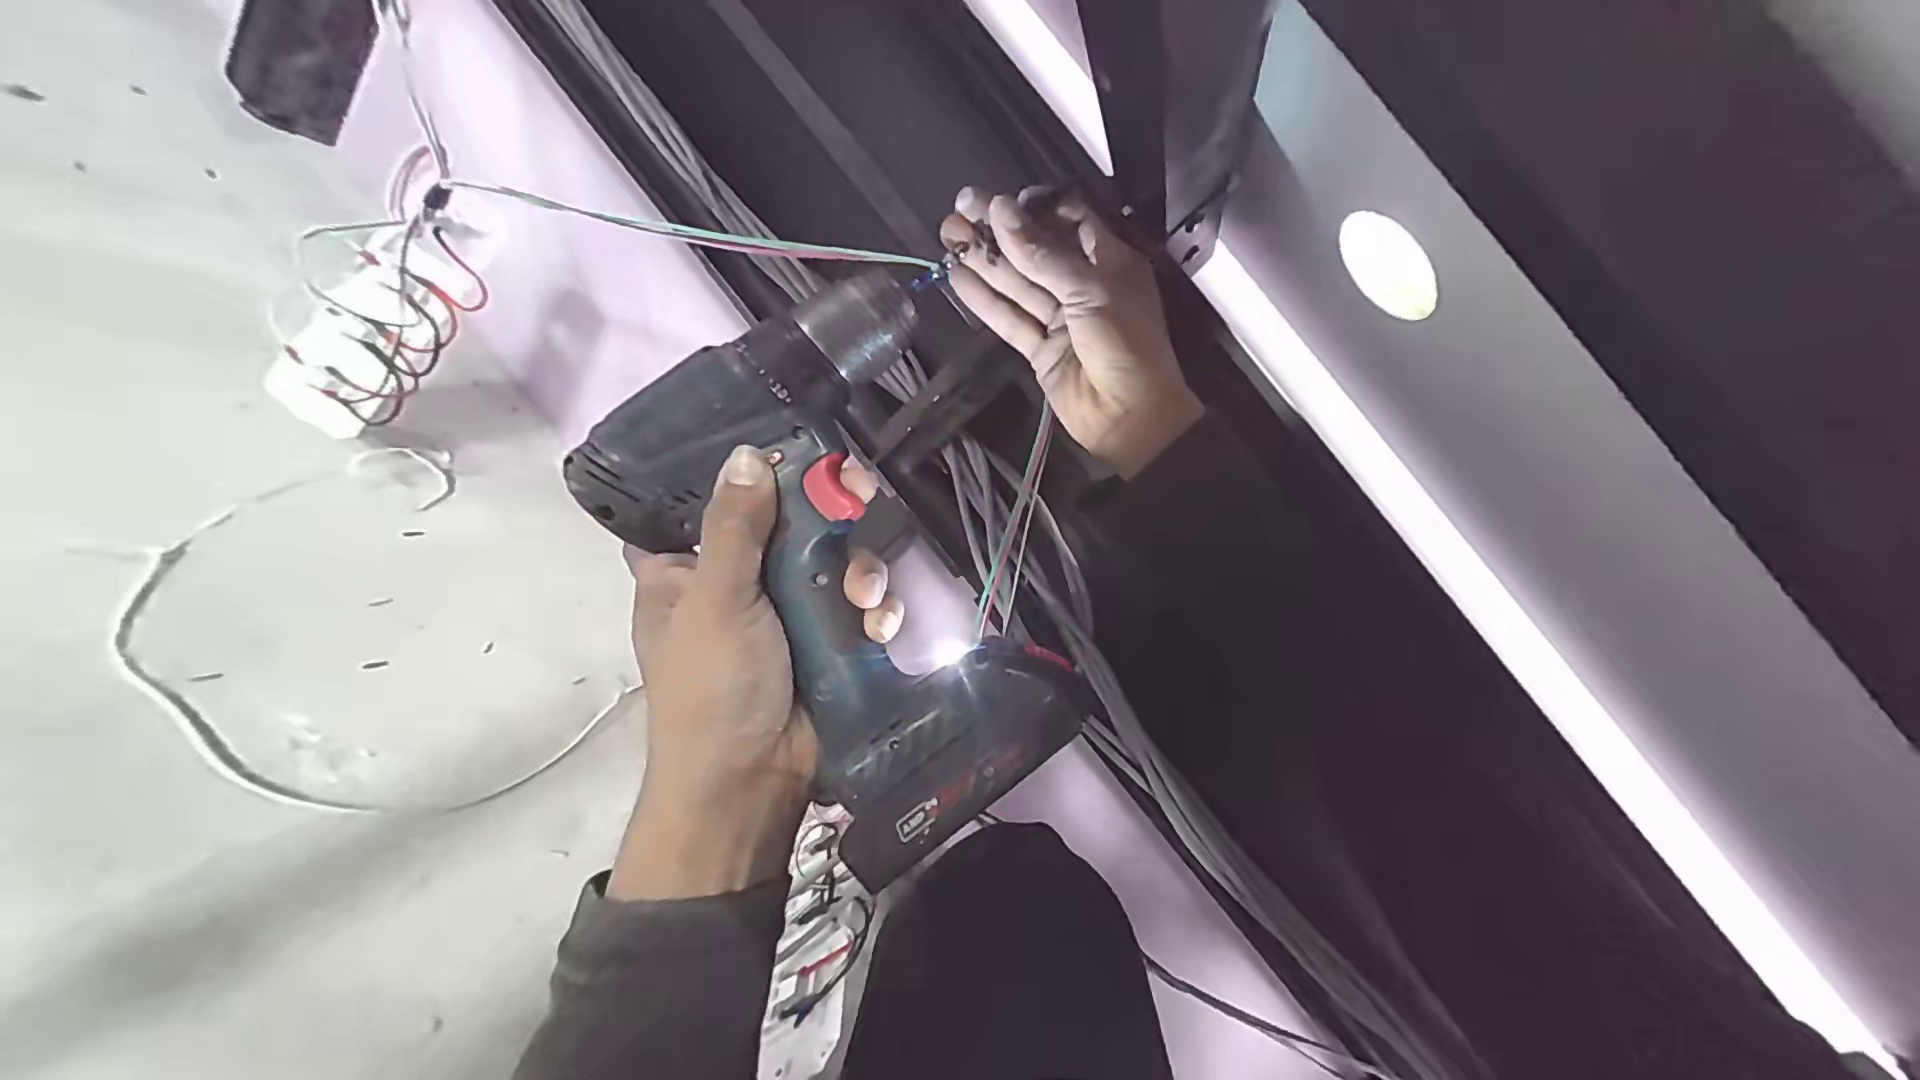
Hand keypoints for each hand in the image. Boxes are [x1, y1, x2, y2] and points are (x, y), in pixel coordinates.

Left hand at [608, 446, 897, 899]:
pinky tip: (877, 625)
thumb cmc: (714, 688)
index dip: (739, 474)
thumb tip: (747, 454)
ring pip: (832, 558)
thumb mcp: (716, 601)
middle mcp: (738, 581)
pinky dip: (873, 609)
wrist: (757, 780)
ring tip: (864, 597)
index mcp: (686, 570)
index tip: (784, 450)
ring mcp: (787, 609)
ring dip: (859, 569)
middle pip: (786, 522)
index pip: (704, 501)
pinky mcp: (827, 636)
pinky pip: (857, 602)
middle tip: (861, 493)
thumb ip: (734, 528)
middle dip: (827, 515)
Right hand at [941, 186, 1202, 477]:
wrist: (1129, 417)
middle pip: (1036, 250)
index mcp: (1109, 261)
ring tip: (949, 237)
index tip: (1003, 199)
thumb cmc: (1126, 346)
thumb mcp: (1090, 290)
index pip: (1070, 220)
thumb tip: (1002, 213)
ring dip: (984, 261)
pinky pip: (1010, 319)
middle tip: (961, 208)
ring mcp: (1060, 319)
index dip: (1036, 207)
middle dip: (999, 231)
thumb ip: (1043, 255)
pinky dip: (985, 301)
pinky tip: (960, 279)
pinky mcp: (1041, 349)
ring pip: (1018, 284)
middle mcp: (1083, 285)